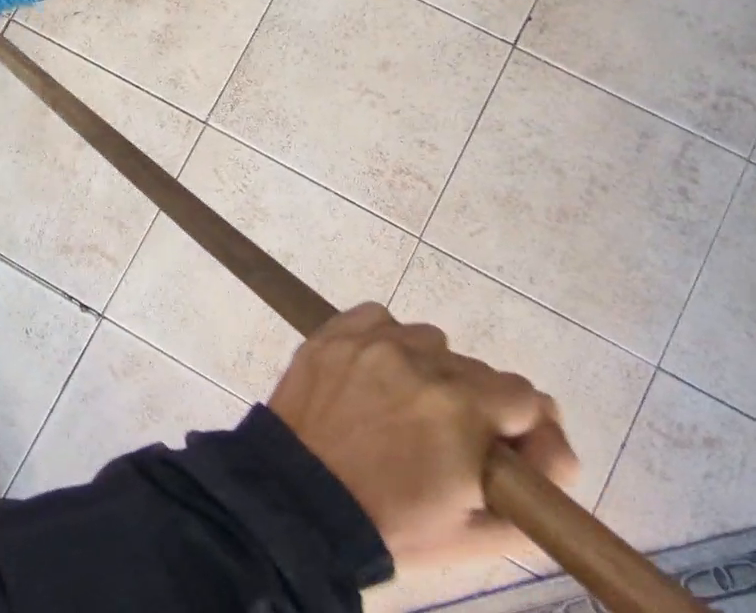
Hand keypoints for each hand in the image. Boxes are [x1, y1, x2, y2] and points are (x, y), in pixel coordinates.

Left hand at [266, 303, 579, 567]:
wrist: (296, 498)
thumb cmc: (392, 521)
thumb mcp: (486, 530)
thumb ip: (543, 484)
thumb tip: (553, 443)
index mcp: (462, 408)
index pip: (529, 398)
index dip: (523, 429)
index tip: (502, 453)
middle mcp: (417, 364)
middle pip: (478, 372)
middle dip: (475, 405)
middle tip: (447, 440)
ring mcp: (367, 345)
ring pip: (430, 343)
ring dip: (430, 371)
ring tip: (407, 409)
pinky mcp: (328, 337)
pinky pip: (376, 318)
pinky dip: (385, 340)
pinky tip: (378, 375)